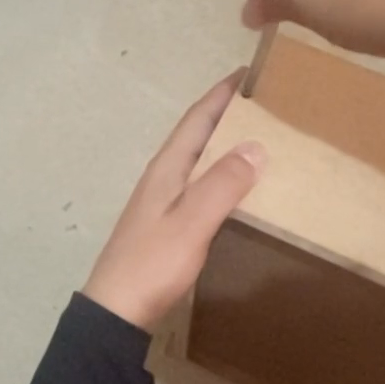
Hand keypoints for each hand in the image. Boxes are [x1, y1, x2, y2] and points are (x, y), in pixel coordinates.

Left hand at [83, 74, 266, 328]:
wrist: (117, 311)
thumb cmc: (153, 263)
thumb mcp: (191, 222)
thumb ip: (222, 184)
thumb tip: (256, 145)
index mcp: (167, 168)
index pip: (197, 119)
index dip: (221, 94)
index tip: (251, 72)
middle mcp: (163, 178)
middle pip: (198, 136)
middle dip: (228, 115)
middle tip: (266, 105)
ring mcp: (163, 202)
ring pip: (199, 162)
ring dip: (226, 146)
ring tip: (261, 140)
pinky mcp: (167, 225)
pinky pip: (200, 187)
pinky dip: (222, 177)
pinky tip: (238, 190)